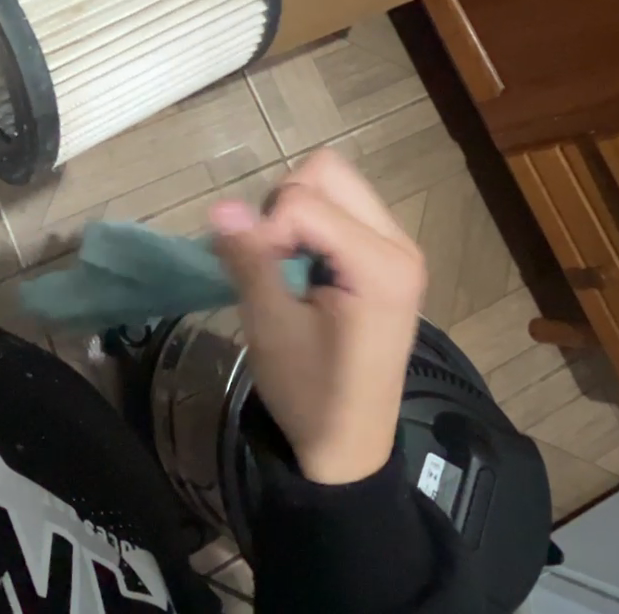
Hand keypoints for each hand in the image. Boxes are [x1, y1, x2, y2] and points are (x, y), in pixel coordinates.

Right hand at [210, 150, 426, 484]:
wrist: (347, 445)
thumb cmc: (309, 392)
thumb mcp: (271, 328)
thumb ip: (249, 259)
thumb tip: (219, 206)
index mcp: (381, 263)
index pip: (302, 202)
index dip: (263, 231)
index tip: (255, 277)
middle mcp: (398, 242)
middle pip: (326, 172)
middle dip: (282, 206)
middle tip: (270, 258)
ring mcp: (396, 246)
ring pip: (331, 183)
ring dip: (293, 212)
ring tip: (282, 262)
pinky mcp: (383, 254)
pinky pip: (338, 206)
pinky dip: (306, 223)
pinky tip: (299, 265)